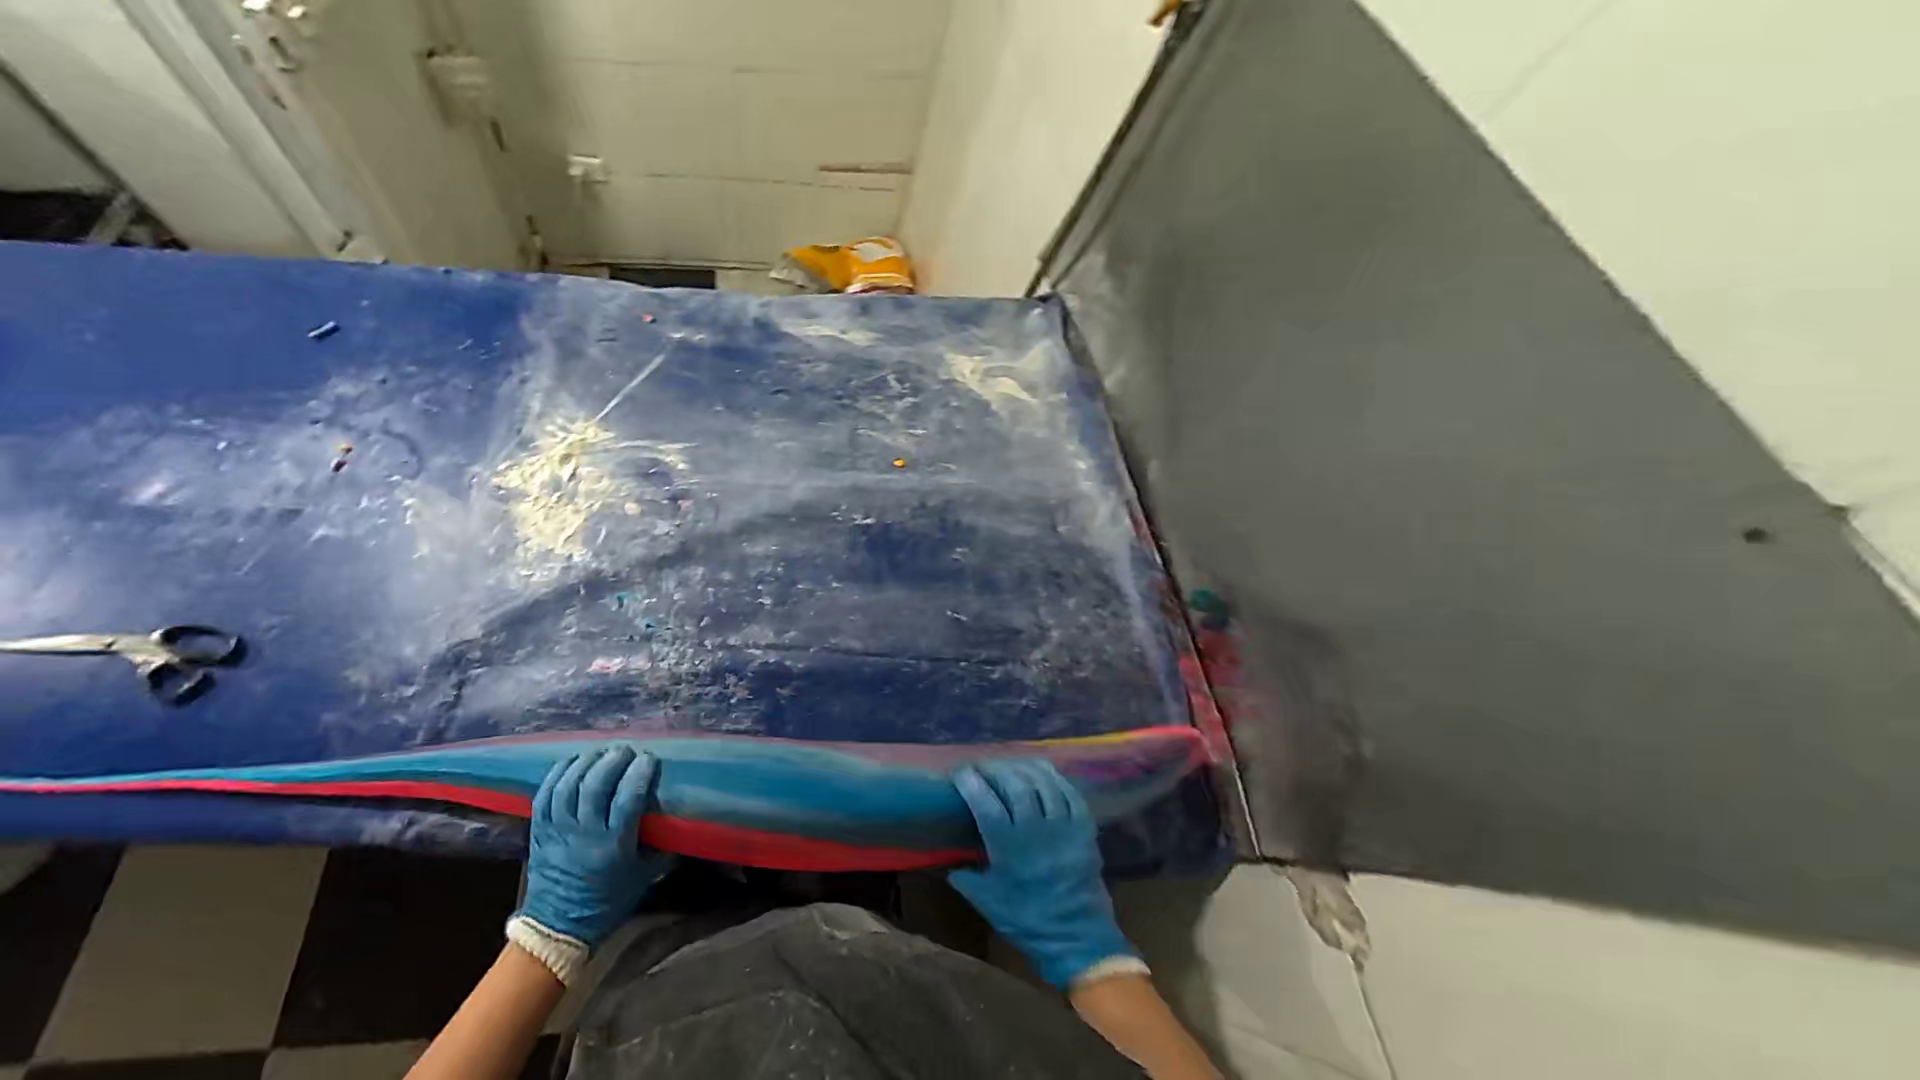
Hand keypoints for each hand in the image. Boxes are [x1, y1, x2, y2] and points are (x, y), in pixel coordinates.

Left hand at [515, 745, 671, 948]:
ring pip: (568, 786)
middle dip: (612, 761)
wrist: (558, 928)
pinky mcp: (539, 831)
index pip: (628, 798)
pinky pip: (545, 795)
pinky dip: (558, 774)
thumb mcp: (644, 875)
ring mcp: (558, 831)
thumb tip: (678, 821)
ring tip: (600, 752)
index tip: (649, 759)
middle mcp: (584, 834)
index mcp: (614, 845)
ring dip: (586, 763)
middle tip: (625, 751)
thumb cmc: (608, 901)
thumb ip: (661, 846)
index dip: (639, 773)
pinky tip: (572, 762)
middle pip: (595, 786)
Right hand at [948, 760, 1137, 988]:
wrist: (1077, 938)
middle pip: (1014, 783)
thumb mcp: (987, 903)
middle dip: (995, 769)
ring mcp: (1063, 825)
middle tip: (982, 767)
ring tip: (1008, 765)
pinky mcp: (1084, 827)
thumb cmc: (1028, 921)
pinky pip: (1068, 790)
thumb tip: (949, 861)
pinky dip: (1052, 776)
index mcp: (1008, 847)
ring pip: (1042, 781)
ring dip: (1022, 767)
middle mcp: (1036, 829)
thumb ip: (965, 877)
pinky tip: (1040, 772)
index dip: (970, 782)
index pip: (985, 802)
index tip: (960, 771)